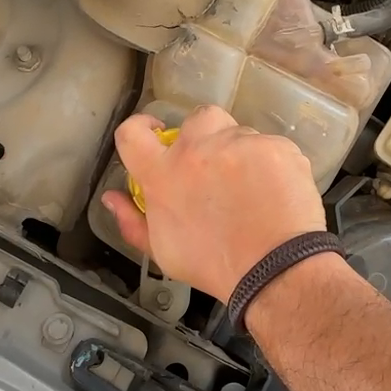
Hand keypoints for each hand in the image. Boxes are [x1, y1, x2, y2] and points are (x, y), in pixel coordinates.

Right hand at [102, 106, 325, 302]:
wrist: (277, 270)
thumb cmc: (214, 265)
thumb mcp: (163, 252)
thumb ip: (133, 221)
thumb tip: (113, 198)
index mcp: (163, 174)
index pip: (133, 134)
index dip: (141, 127)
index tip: (155, 132)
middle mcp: (198, 149)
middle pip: (196, 120)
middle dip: (204, 137)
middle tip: (214, 166)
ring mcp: (240, 144)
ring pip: (238, 133)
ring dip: (240, 153)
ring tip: (251, 188)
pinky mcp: (275, 147)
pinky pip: (270, 147)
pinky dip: (272, 165)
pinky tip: (276, 193)